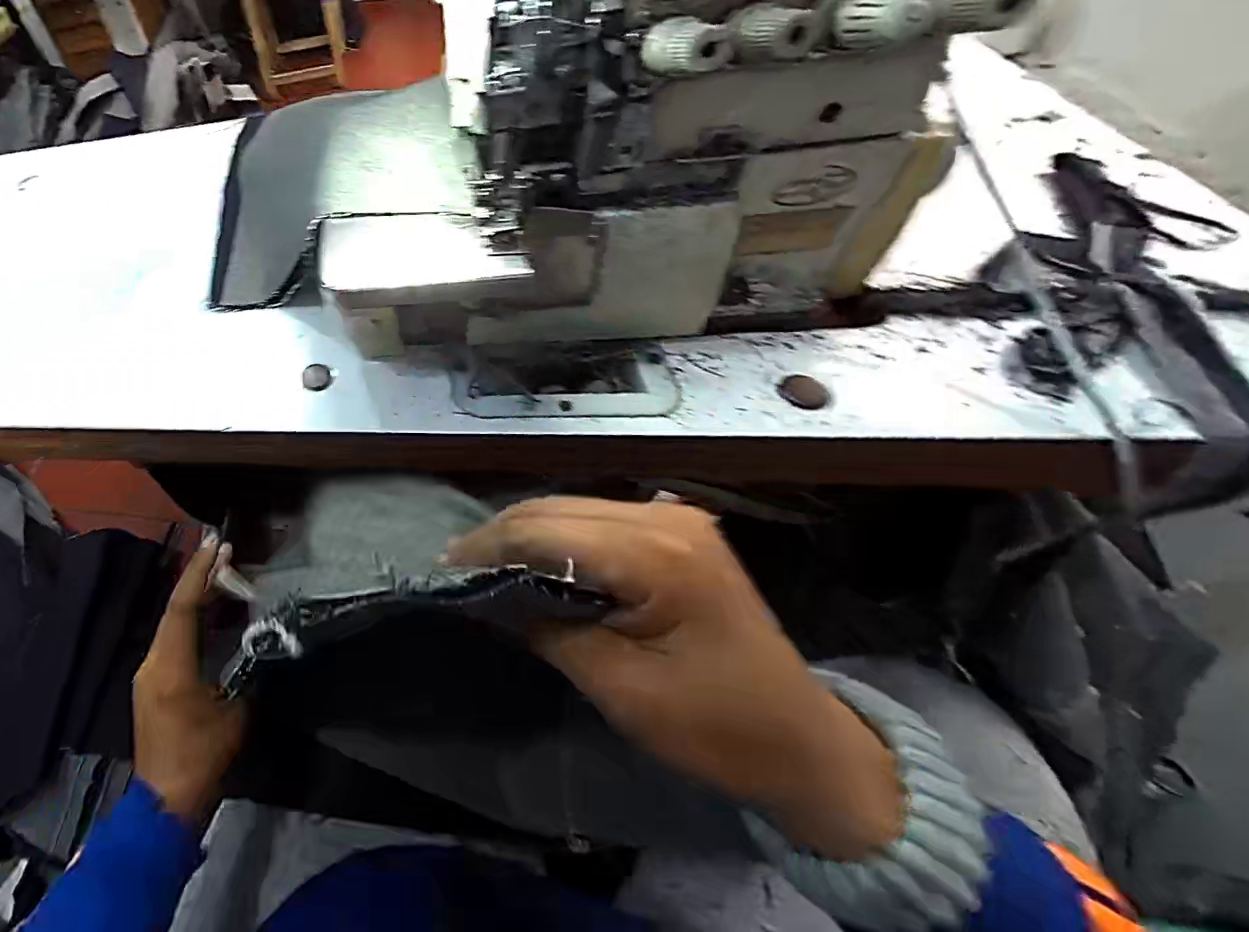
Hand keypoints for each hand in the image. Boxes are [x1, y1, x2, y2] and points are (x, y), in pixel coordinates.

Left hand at [133, 536, 245, 825]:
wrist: (164, 803)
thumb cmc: (203, 758)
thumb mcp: (236, 712)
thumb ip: (247, 671)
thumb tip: (258, 643)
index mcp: (170, 668)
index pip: (183, 607)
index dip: (200, 573)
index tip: (218, 544)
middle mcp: (152, 664)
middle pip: (175, 608)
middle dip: (200, 577)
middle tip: (226, 552)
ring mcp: (148, 674)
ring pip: (172, 622)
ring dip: (197, 596)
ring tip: (226, 574)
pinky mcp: (152, 684)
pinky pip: (172, 638)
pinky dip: (193, 619)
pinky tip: (215, 612)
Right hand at [446, 497, 902, 858]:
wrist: (802, 740)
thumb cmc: (718, 729)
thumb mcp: (623, 690)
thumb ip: (550, 629)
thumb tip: (489, 595)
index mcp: (660, 554)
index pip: (550, 530)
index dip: (491, 546)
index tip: (445, 567)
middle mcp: (667, 517)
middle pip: (559, 508)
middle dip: (503, 535)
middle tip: (457, 567)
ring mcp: (676, 517)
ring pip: (575, 508)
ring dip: (528, 534)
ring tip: (485, 565)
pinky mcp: (678, 530)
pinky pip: (599, 521)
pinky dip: (559, 539)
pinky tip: (535, 562)